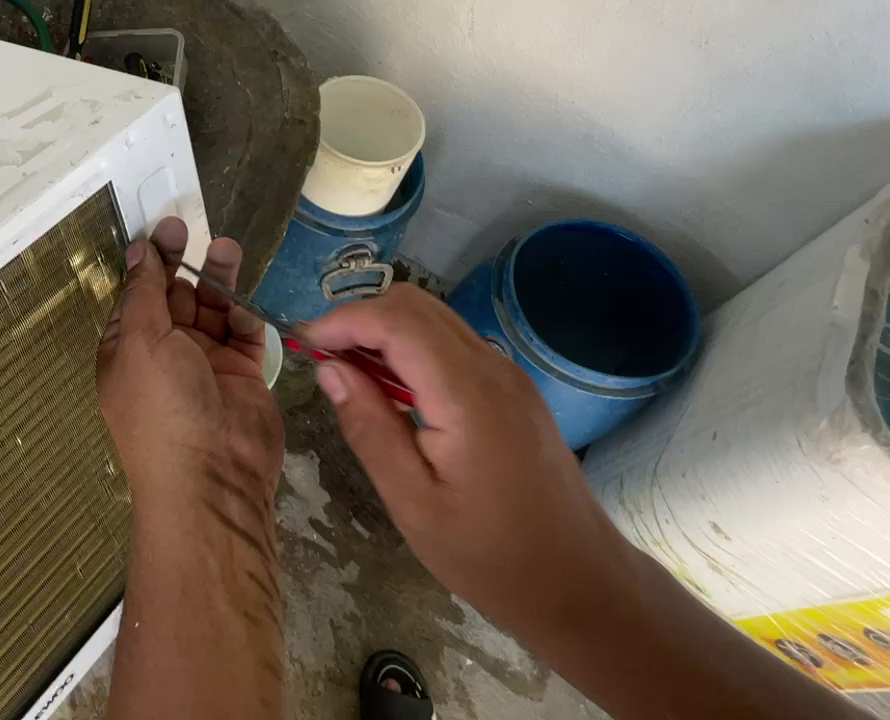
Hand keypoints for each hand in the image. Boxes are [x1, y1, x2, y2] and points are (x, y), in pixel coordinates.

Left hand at [96, 217, 284, 509]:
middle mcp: (164, 354)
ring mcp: (205, 365)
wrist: (214, 478)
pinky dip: (244, 315)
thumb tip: (135, 252)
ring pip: (212, 310)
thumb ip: (143, 293)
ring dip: (216, 280)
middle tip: (188, 227)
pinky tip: (244, 301)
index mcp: (128, 350)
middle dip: (181, 263)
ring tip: (226, 247)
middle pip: (174, 297)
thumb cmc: (162, 406)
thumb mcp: (140, 342)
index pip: (137, 296)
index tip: (162, 229)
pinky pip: (243, 334)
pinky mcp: (243, 374)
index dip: (147, 262)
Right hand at [302, 285, 624, 625]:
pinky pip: (451, 341)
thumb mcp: (413, 503)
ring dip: (384, 328)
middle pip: (415, 305)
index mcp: (467, 395)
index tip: (306, 344)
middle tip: (324, 357)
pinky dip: (410, 344)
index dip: (345, 321)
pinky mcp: (511, 387)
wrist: (583, 585)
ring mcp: (507, 374)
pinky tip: (392, 386)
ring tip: (350, 370)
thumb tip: (329, 369)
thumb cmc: (491, 556)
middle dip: (360, 317)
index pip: (397, 322)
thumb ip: (369, 429)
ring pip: (433, 316)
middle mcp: (491, 368)